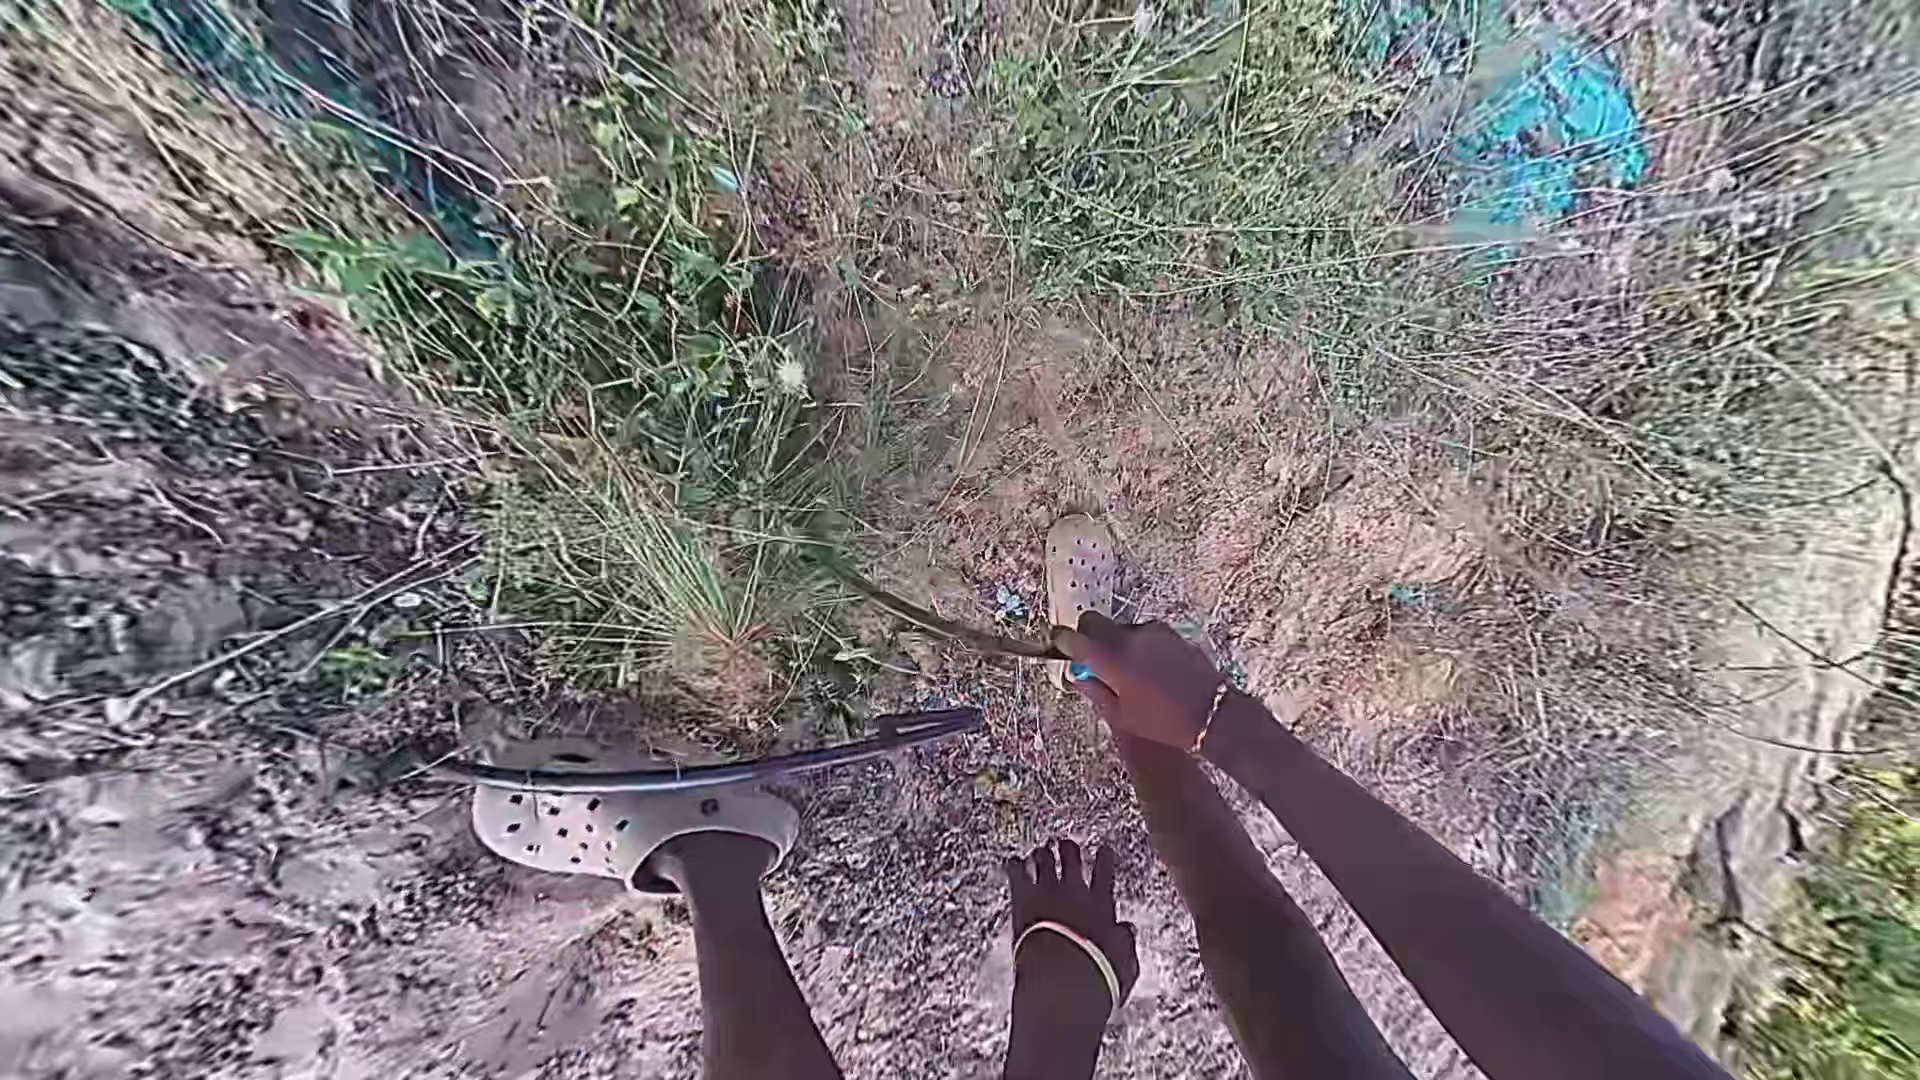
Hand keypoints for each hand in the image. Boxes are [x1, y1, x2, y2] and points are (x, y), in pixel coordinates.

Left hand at [1006, 838, 1138, 1009]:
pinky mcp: (1024, 897)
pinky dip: (1016, 865)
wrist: (1060, 984)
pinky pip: (1017, 870)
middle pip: (1071, 855)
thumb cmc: (1093, 981)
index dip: (1105, 856)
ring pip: (1044, 857)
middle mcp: (1074, 890)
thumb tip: (1127, 929)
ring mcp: (1047, 890)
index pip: (1105, 870)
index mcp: (1100, 904)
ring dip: (1043, 853)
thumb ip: (1125, 943)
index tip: (1104, 850)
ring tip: (1042, 851)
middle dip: (1069, 848)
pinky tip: (1015, 863)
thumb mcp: (1122, 967)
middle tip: (1066, 846)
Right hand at [1052, 611, 1223, 748]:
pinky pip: (1142, 634)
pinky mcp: (1169, 633)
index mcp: (1110, 658)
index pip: (1073, 637)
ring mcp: (1150, 631)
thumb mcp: (1121, 715)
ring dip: (1115, 642)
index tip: (1060, 645)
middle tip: (1091, 657)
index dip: (1062, 640)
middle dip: (1087, 635)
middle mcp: (1127, 637)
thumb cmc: (1163, 722)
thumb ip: (1094, 690)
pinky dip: (1137, 645)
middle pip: (1093, 621)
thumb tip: (1079, 675)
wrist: (1213, 714)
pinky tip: (1149, 668)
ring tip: (1127, 670)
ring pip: (1119, 628)